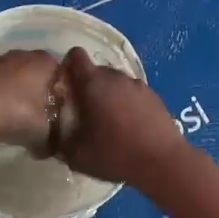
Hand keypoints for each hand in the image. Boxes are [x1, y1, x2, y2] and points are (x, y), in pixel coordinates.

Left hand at [0, 50, 61, 149]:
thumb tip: (57, 147)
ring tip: (16, 109)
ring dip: (18, 88)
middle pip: (39, 73)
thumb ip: (55, 136)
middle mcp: (25, 53)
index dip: (63, 93)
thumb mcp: (42, 130)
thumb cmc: (14, 112)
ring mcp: (0, 57)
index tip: (59, 108)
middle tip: (39, 110)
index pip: (64, 75)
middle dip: (39, 89)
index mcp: (45, 63)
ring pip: (16, 73)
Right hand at [52, 46, 190, 186]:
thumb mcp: (77, 155)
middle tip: (85, 113)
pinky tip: (130, 127)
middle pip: (96, 71)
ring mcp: (138, 84)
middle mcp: (116, 76)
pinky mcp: (154, 96)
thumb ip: (61, 141)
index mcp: (93, 83)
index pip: (75, 56)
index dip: (67, 67)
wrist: (162, 161)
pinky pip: (133, 93)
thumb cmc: (115, 154)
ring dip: (109, 96)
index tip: (66, 88)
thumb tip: (56, 135)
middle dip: (88, 87)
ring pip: (116, 83)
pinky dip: (127, 104)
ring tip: (109, 123)